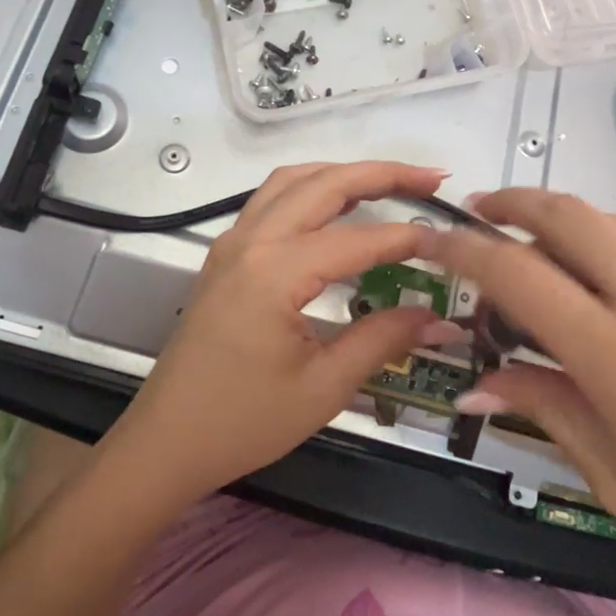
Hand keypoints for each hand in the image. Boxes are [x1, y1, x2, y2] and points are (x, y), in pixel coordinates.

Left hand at [97, 162, 463, 504]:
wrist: (166, 442)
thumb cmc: (244, 422)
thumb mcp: (323, 387)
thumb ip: (382, 340)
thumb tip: (439, 318)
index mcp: (275, 271)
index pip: (357, 239)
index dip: (407, 237)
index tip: (450, 240)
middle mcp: (251, 241)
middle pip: (324, 183)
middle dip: (381, 173)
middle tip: (432, 180)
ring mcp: (232, 244)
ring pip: (292, 181)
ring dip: (343, 173)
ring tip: (391, 184)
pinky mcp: (224, 256)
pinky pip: (271, 200)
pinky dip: (311, 189)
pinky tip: (337, 208)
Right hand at [421, 190, 615, 615]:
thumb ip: (547, 411)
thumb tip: (479, 383)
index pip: (518, 275)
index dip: (463, 252)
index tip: (430, 241)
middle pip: (565, 215)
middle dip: (509, 202)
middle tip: (474, 215)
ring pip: (609, 220)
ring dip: (557, 219)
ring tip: (528, 247)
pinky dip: (604, 240)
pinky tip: (596, 276)